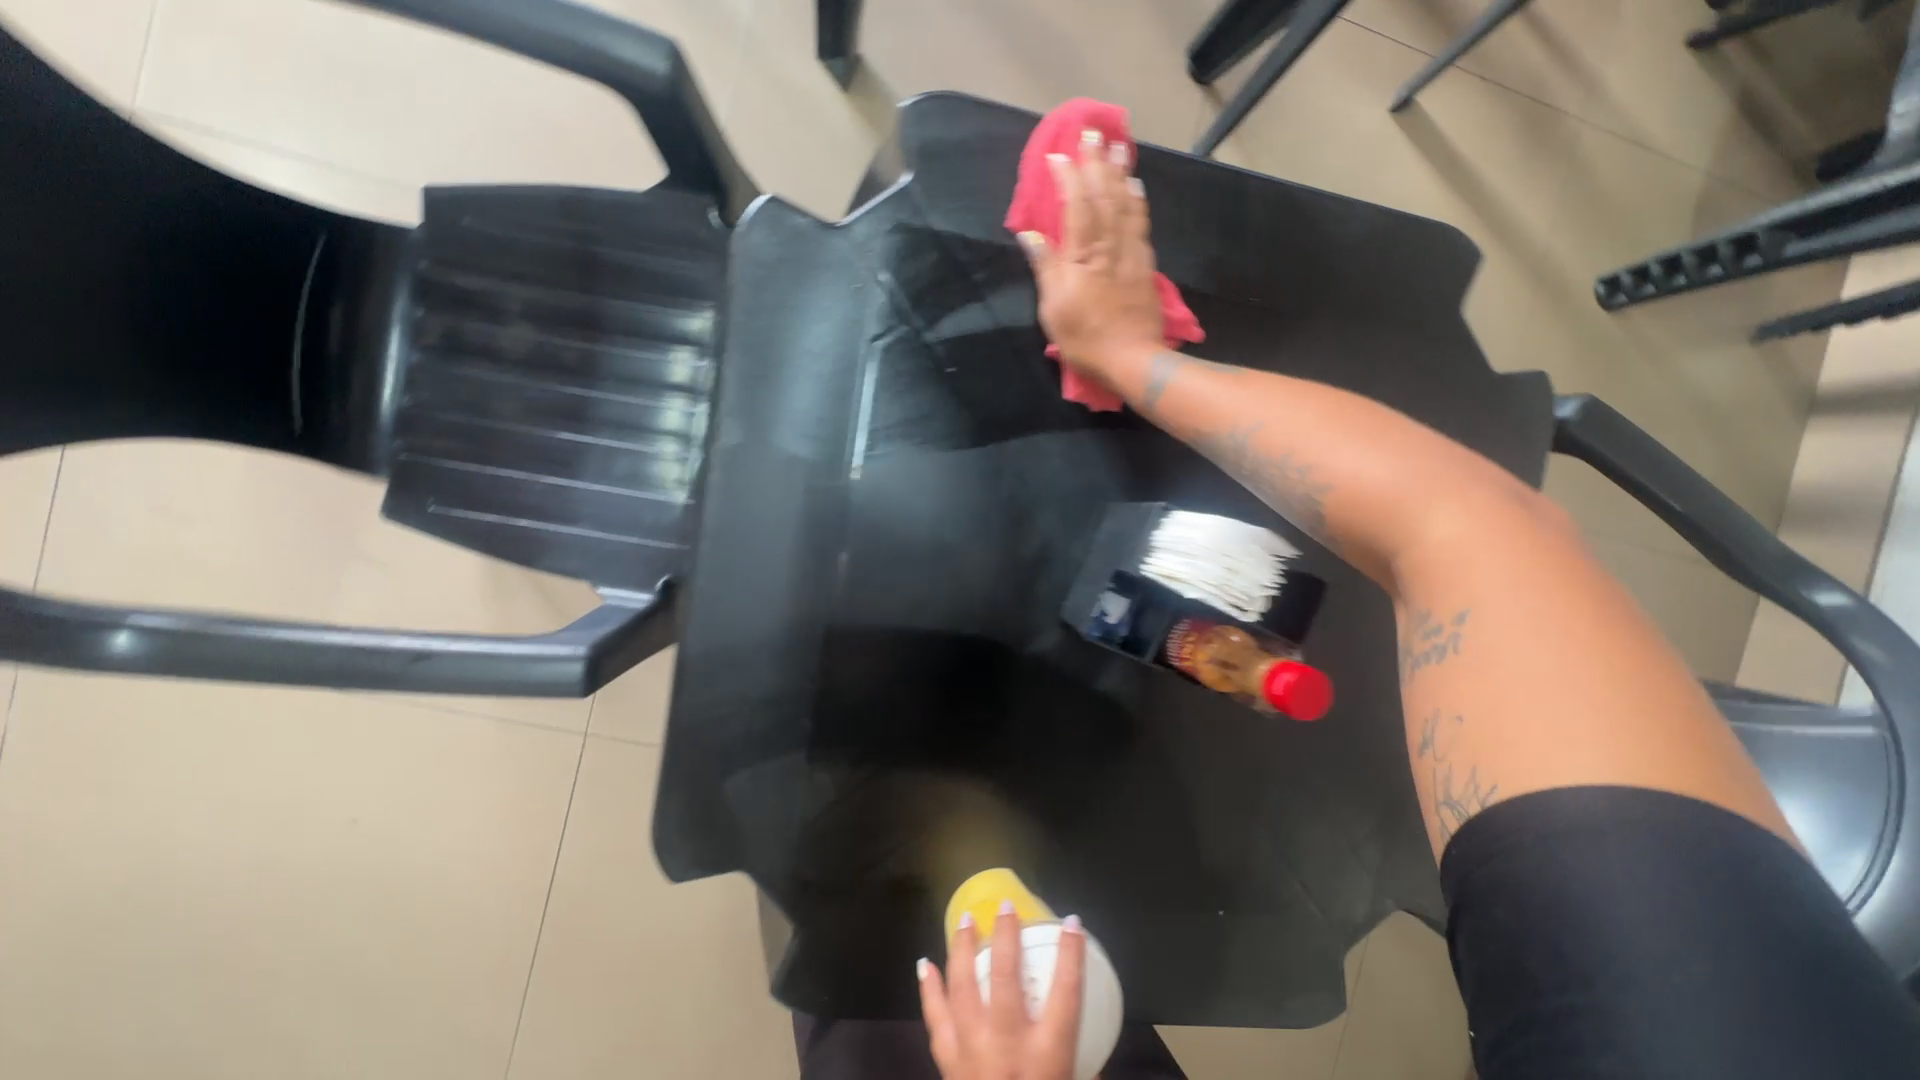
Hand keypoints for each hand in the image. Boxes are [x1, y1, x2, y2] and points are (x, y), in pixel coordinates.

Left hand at [918, 906, 1089, 1079]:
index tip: (1072, 922)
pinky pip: (935, 1018)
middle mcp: (1008, 1045)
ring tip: (965, 920)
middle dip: (1006, 936)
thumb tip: (1085, 1047)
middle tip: (1005, 906)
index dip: (1071, 953)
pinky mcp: (948, 1064)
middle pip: (1004, 976)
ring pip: (962, 986)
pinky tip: (924, 964)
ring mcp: (972, 1052)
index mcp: (1048, 1055)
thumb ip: (1080, 1066)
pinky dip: (929, 989)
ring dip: (962, 948)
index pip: (1066, 992)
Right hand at [1018, 130, 1164, 379]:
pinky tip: (1135, 187)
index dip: (1067, 177)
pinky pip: (1140, 223)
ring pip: (1125, 205)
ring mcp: (1130, 254)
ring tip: (1117, 147)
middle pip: (1103, 196)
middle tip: (1093, 132)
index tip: (1058, 155)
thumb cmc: (1086, 339)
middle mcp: (1108, 247)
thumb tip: (1031, 234)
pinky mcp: (1145, 266)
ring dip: (1119, 174)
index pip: (1075, 206)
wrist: (1133, 360)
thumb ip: (1046, 266)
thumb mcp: (1054, 308)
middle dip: (1096, 163)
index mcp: (1082, 256)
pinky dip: (1136, 201)